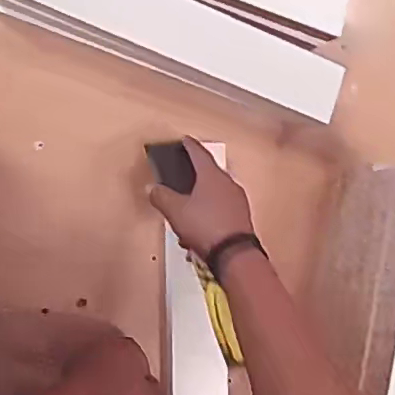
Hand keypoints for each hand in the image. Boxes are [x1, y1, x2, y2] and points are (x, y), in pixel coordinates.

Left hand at [53, 333, 161, 394]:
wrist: (83, 393)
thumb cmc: (119, 391)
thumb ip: (158, 394)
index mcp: (131, 346)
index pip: (145, 367)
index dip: (146, 388)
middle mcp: (112, 344)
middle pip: (125, 371)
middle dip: (129, 393)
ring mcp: (92, 352)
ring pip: (108, 377)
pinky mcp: (76, 363)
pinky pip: (93, 380)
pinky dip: (98, 392)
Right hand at [145, 137, 254, 257]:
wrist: (234, 254)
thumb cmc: (206, 226)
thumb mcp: (176, 211)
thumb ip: (162, 197)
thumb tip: (153, 188)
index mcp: (212, 176)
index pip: (199, 153)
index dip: (189, 146)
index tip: (184, 140)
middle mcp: (228, 184)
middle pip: (209, 173)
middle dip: (194, 176)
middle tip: (183, 175)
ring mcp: (238, 201)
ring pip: (215, 193)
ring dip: (200, 199)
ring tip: (186, 213)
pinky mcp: (241, 217)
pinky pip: (221, 209)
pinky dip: (208, 214)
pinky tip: (197, 231)